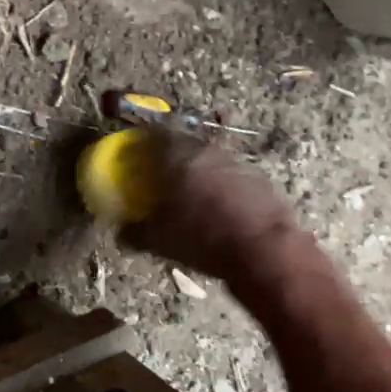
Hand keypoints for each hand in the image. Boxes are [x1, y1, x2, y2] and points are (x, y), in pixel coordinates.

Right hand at [123, 130, 303, 287]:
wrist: (269, 257)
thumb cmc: (204, 239)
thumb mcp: (160, 241)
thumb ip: (135, 232)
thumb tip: (121, 233)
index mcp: (178, 156)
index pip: (153, 134)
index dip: (141, 142)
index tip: (133, 155)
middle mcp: (208, 152)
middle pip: (183, 145)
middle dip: (170, 158)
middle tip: (160, 175)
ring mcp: (239, 166)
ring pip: (210, 161)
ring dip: (199, 173)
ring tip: (192, 196)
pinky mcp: (263, 185)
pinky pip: (233, 179)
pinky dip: (223, 189)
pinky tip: (221, 212)